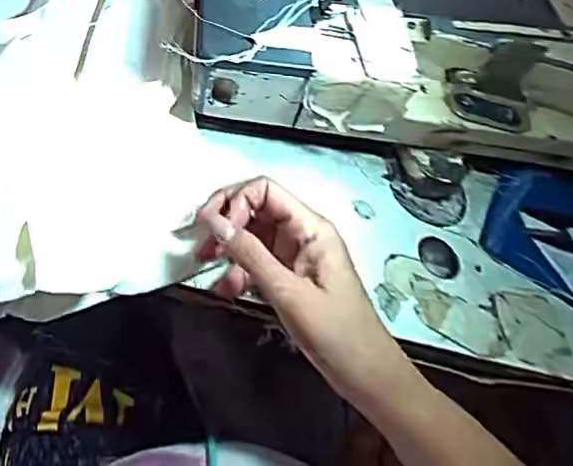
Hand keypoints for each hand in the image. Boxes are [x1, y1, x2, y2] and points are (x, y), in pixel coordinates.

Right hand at [196, 177, 409, 396]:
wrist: (370, 381)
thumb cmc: (339, 336)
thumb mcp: (289, 293)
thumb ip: (250, 254)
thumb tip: (215, 223)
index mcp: (310, 228)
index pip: (264, 190)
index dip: (234, 200)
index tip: (213, 224)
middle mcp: (301, 233)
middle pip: (254, 207)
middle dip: (225, 219)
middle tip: (201, 236)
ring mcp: (294, 254)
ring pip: (250, 233)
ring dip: (226, 244)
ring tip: (205, 259)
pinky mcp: (288, 275)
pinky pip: (255, 259)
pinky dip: (236, 268)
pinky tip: (224, 286)